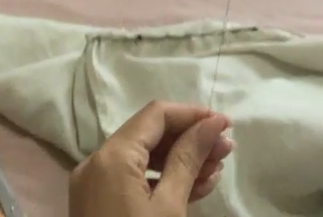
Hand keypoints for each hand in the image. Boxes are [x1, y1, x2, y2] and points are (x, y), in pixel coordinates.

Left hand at [69, 101, 234, 216]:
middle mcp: (97, 163)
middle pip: (150, 135)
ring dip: (181, 161)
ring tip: (218, 168)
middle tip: (227, 148)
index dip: (192, 114)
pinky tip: (197, 187)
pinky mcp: (99, 206)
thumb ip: (189, 159)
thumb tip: (213, 123)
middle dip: (190, 139)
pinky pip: (134, 180)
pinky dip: (163, 180)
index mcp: (111, 156)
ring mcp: (95, 186)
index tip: (226, 124)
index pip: (155, 115)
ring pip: (144, 159)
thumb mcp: (169, 209)